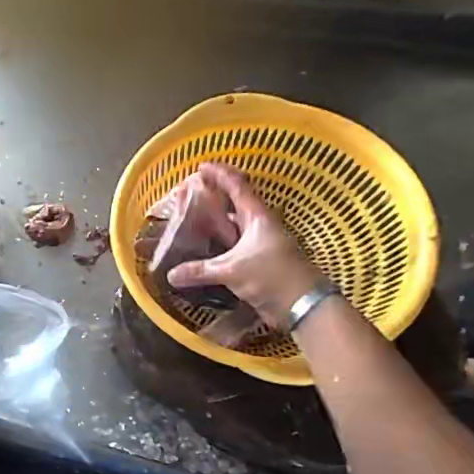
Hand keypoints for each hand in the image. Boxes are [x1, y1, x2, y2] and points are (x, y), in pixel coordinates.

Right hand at [165, 164, 322, 327]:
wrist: (303, 306)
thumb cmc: (273, 277)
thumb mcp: (232, 271)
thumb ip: (200, 270)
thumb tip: (170, 274)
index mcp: (258, 218)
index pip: (238, 186)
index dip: (220, 174)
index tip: (201, 167)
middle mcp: (259, 227)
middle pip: (233, 205)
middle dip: (212, 199)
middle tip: (188, 198)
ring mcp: (259, 245)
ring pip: (232, 228)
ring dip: (213, 224)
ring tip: (189, 222)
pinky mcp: (257, 263)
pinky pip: (231, 248)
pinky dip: (216, 246)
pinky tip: (201, 250)